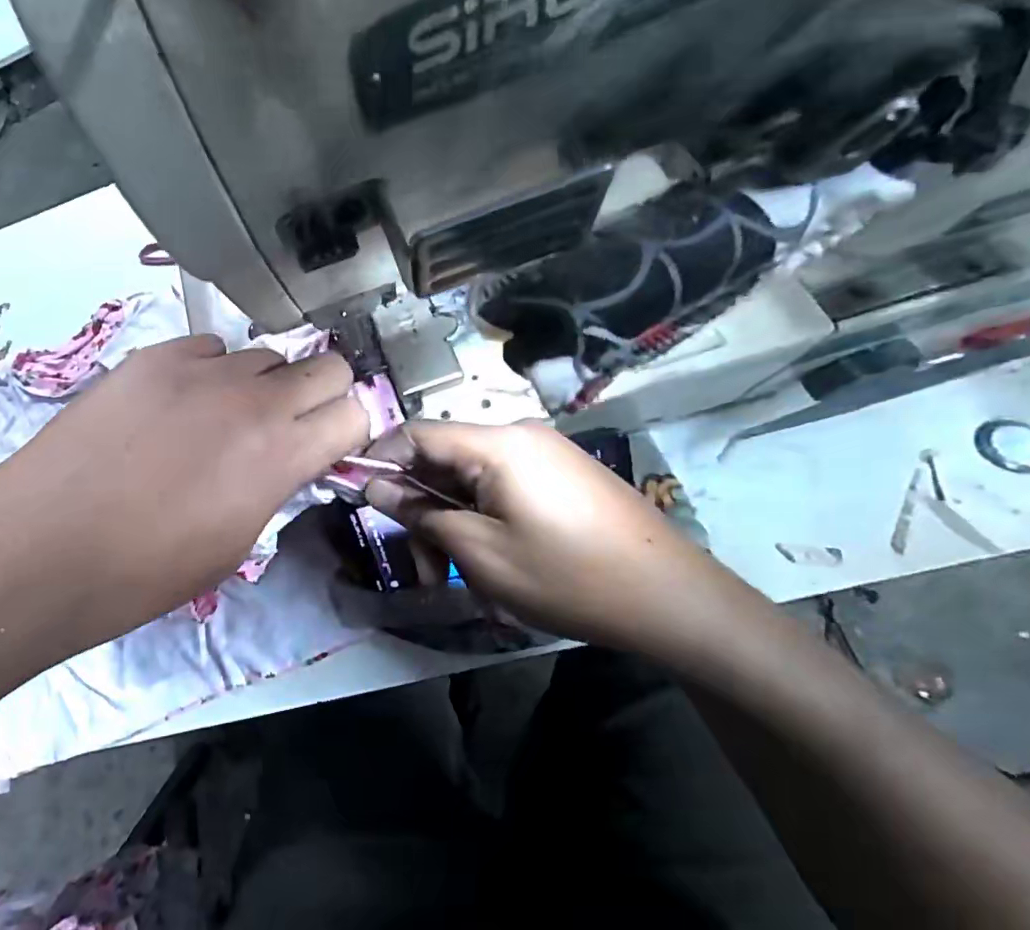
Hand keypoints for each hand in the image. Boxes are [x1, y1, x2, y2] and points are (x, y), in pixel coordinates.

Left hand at [0, 335, 370, 647]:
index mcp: (281, 455)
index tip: (332, 444)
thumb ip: (277, 486)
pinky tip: (179, 405)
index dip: (351, 429)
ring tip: (225, 417)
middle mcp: (253, 399)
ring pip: (266, 354)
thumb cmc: (143, 573)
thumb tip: (290, 458)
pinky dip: (211, 372)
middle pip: (328, 365)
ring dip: (263, 384)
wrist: (38, 550)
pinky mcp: (153, 355)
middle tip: (294, 424)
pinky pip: (209, 349)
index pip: (357, 412)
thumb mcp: (236, 543)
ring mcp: (200, 369)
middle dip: (323, 394)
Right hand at [364, 421, 751, 657]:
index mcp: (497, 442)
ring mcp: (545, 454)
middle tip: (426, 572)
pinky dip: (483, 520)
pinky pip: (503, 487)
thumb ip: (420, 513)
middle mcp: (519, 435)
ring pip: (472, 479)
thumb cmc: (566, 575)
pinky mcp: (562, 476)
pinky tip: (494, 563)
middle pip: (444, 459)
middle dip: (422, 511)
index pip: (415, 432)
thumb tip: (374, 485)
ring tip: (462, 579)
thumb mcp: (480, 551)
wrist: (670, 597)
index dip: (379, 460)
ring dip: (453, 524)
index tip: (359, 501)